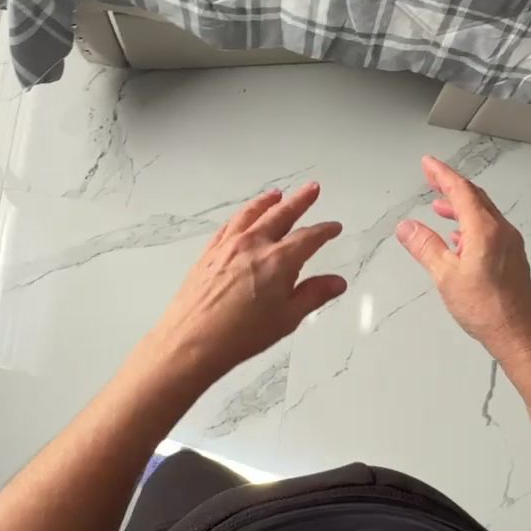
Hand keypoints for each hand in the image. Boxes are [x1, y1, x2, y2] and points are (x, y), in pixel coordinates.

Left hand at [142, 183, 346, 383]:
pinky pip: (228, 225)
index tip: (333, 227)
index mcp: (280, 260)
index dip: (325, 230)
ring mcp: (228, 246)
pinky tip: (243, 217)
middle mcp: (254, 245)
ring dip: (267, 202)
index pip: (309, 237)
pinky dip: (241, 216)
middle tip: (311, 189)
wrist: (194, 341)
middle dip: (300, 201)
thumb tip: (336, 282)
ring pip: (252, 214)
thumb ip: (314, 294)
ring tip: (277, 194)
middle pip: (282, 214)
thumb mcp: (288, 318)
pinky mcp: (209, 253)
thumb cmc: (240, 334)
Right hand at [395, 155, 530, 362]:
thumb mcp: (445, 276)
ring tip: (440, 206)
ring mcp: (510, 245)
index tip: (428, 164)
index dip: (442, 174)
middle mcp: (502, 233)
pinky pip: (490, 230)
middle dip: (451, 185)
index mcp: (485, 231)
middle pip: (475, 198)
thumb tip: (408, 228)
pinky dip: (471, 224)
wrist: (517, 335)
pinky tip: (460, 237)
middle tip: (433, 178)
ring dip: (461, 206)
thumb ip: (425, 247)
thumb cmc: (488, 310)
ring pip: (484, 214)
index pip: (461, 191)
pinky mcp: (512, 258)